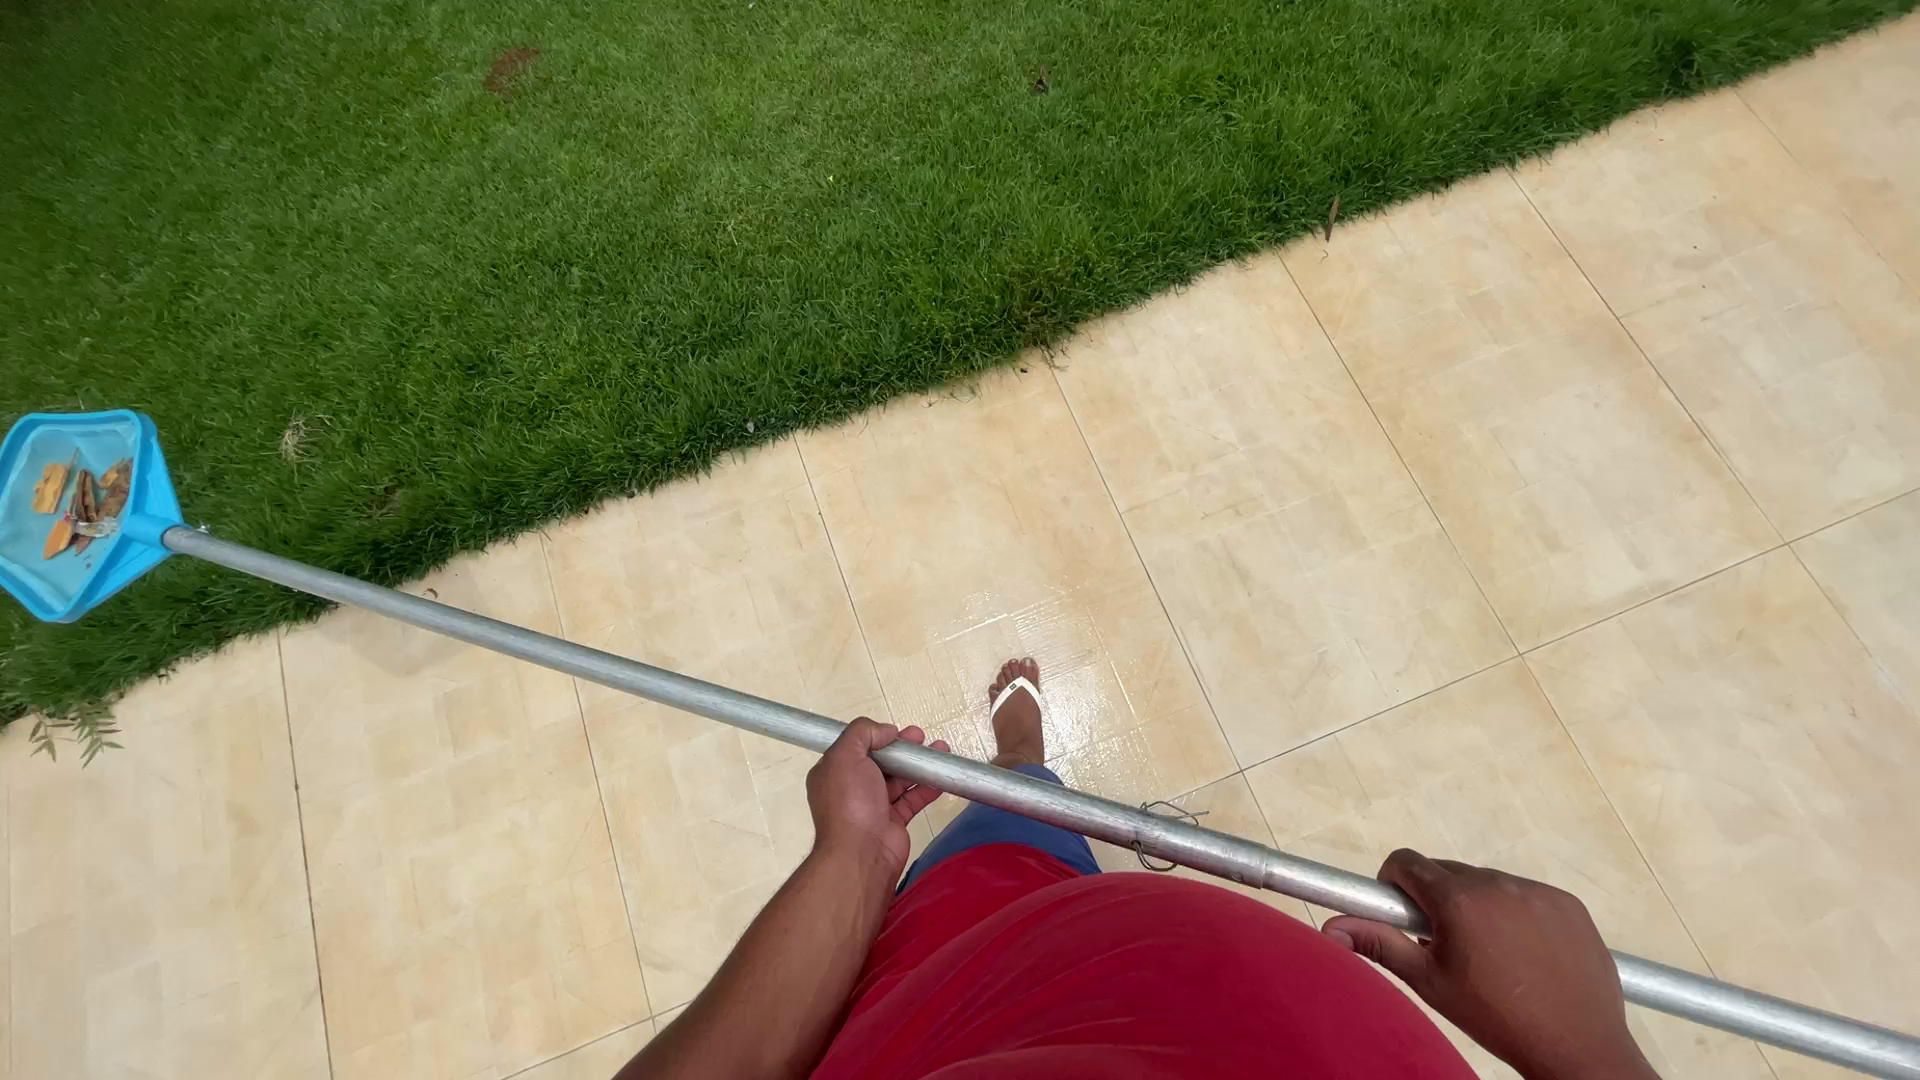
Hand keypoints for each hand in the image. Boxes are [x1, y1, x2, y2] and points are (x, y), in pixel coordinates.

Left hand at [806, 718, 948, 878]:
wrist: (861, 853)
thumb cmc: (850, 801)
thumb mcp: (845, 755)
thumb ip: (863, 733)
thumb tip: (885, 730)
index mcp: (834, 771)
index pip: (856, 747)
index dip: (877, 735)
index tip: (895, 731)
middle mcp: (852, 787)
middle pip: (881, 760)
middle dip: (902, 748)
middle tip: (921, 737)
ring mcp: (874, 805)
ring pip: (899, 778)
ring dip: (919, 764)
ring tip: (941, 750)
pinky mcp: (894, 820)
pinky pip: (912, 798)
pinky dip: (927, 786)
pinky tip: (941, 776)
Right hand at [1324, 850, 1656, 1079]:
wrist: (1581, 1052)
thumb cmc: (1494, 1016)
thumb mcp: (1429, 982)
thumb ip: (1379, 943)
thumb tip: (1330, 927)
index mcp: (1457, 899)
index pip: (1405, 861)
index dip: (1395, 883)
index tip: (1404, 915)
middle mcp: (1496, 883)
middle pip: (1445, 870)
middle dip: (1435, 896)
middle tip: (1445, 940)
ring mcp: (1537, 891)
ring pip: (1484, 880)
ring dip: (1475, 902)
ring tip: (1489, 949)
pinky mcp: (1568, 904)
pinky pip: (1524, 892)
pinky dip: (1515, 910)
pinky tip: (1524, 948)